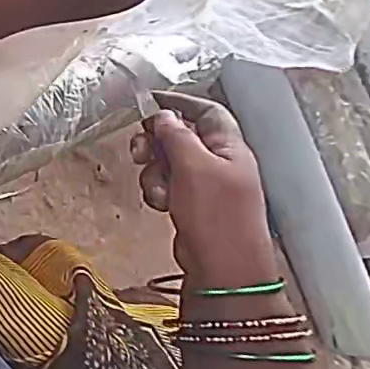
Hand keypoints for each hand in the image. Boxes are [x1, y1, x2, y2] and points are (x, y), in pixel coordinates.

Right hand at [129, 91, 275, 286]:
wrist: (221, 267)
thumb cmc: (214, 214)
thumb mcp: (193, 168)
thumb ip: (176, 136)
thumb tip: (162, 115)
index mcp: (229, 148)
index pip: (206, 111)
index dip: (179, 102)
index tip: (149, 101)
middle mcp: (218, 161)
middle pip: (179, 135)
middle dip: (155, 142)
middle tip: (139, 153)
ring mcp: (203, 182)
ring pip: (165, 160)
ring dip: (153, 172)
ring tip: (159, 192)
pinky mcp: (189, 200)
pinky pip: (164, 182)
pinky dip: (156, 189)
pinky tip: (162, 204)